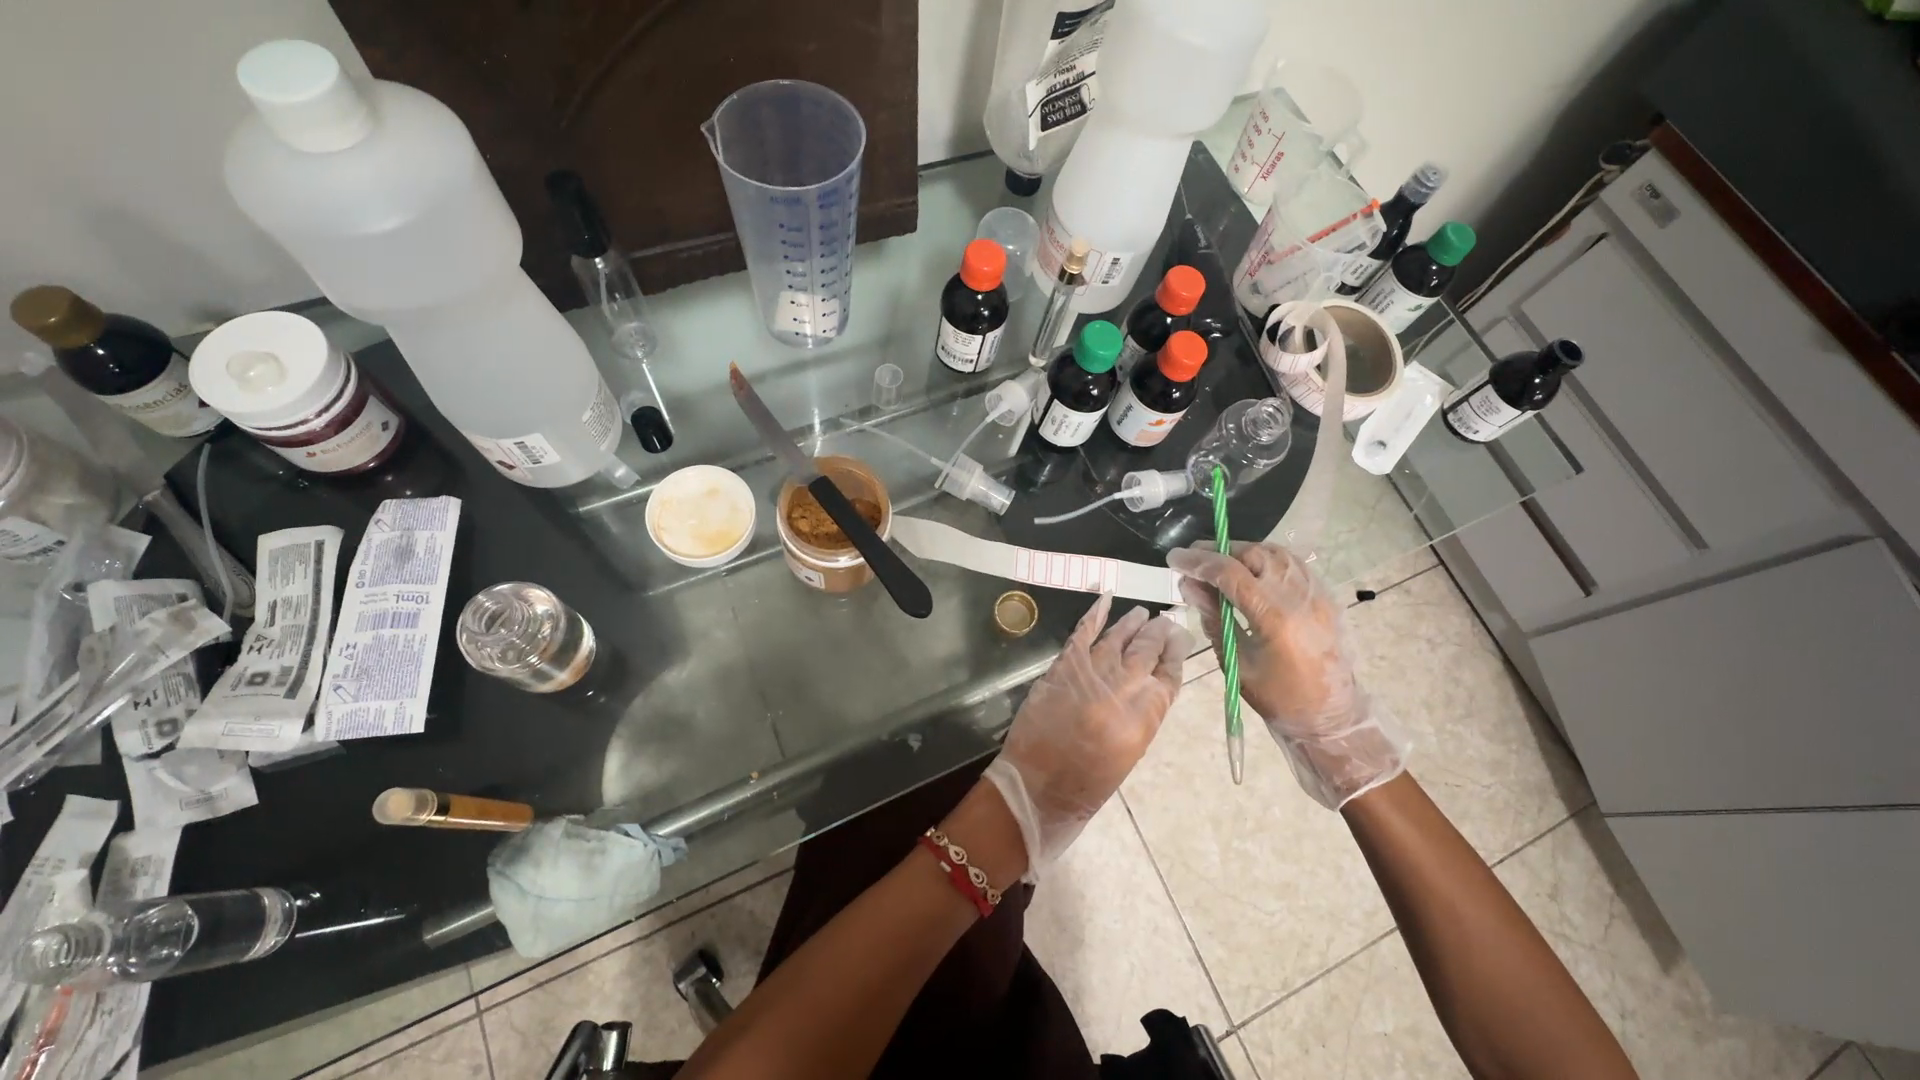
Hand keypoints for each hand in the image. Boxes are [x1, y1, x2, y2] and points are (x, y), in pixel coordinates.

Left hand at [984, 593, 1189, 878]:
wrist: (1036, 790)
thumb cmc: (1085, 786)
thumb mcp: (1129, 753)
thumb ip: (1141, 716)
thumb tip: (1149, 685)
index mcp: (1143, 719)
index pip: (1169, 678)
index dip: (1176, 656)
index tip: (1180, 640)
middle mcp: (1122, 691)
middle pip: (1146, 652)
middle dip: (1158, 634)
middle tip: (1165, 619)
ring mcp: (1091, 675)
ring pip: (1118, 639)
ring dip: (1132, 624)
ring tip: (1143, 613)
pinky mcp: (1062, 668)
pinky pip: (1082, 633)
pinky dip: (1094, 614)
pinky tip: (1105, 599)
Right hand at [1166, 541, 1407, 808]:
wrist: (1333, 716)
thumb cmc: (1279, 698)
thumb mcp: (1236, 661)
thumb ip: (1213, 618)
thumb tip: (1188, 585)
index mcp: (1274, 618)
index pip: (1229, 573)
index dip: (1198, 562)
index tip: (1174, 558)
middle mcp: (1298, 597)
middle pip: (1253, 554)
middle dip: (1218, 551)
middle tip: (1192, 558)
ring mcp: (1317, 593)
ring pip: (1275, 552)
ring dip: (1243, 551)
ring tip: (1218, 562)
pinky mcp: (1325, 596)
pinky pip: (1293, 564)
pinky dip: (1266, 559)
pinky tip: (1250, 570)